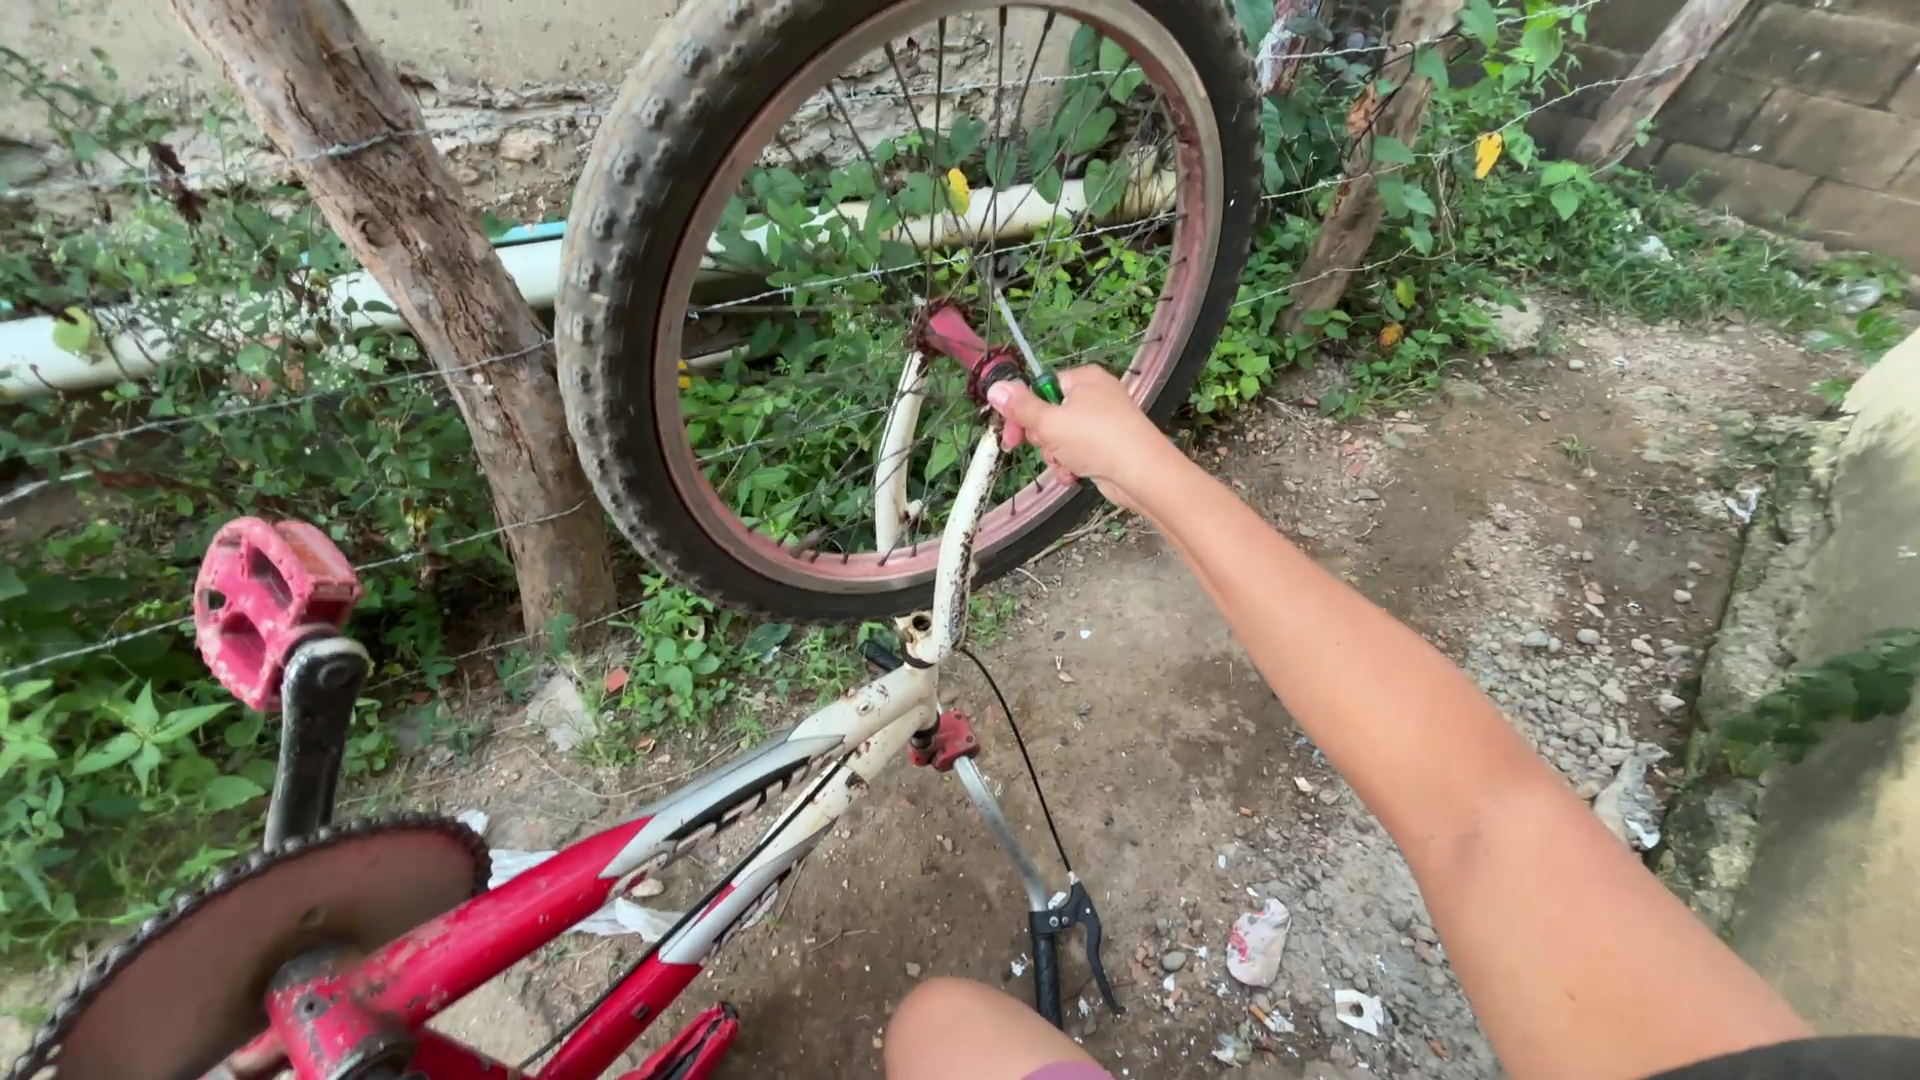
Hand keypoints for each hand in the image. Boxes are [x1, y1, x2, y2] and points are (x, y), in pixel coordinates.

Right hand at [984, 366, 1175, 509]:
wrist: (1141, 474)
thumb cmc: (1095, 439)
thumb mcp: (1050, 423)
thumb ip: (1020, 408)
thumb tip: (995, 388)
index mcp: (1083, 379)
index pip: (1041, 388)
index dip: (1022, 413)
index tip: (1011, 436)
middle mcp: (1094, 395)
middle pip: (1049, 415)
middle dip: (1043, 439)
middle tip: (1046, 449)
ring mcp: (1103, 422)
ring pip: (1061, 438)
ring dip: (1056, 456)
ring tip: (1066, 463)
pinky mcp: (1108, 446)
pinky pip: (1077, 452)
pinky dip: (1071, 464)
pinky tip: (1074, 475)